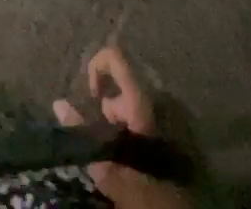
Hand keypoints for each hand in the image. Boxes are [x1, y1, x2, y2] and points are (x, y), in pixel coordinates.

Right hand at [51, 47, 187, 208]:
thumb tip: (59, 104)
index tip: (91, 97)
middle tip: (108, 141)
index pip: (117, 57)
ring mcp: (181, 116)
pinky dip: (142, 131)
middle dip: (111, 108)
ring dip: (126, 122)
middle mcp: (164, 100)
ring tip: (123, 155)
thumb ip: (83, 133)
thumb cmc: (154, 192)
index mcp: (144, 103)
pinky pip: (157, 118)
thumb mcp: (111, 170)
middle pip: (126, 86)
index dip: (97, 67)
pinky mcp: (191, 135)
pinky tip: (141, 159)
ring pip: (140, 104)